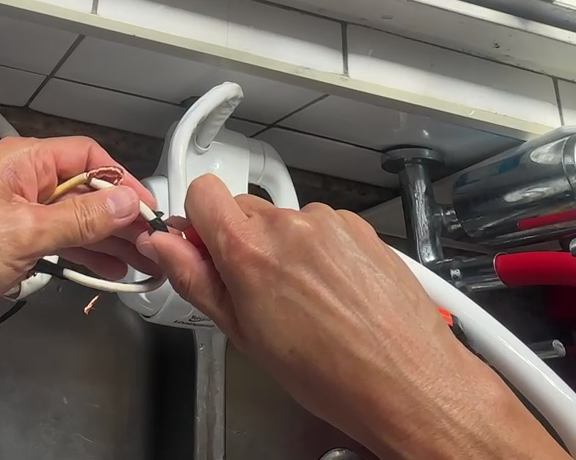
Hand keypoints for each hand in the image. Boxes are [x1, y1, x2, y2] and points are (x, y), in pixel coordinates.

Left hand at [0, 136, 155, 341]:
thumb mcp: (25, 234)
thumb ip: (80, 219)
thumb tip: (126, 201)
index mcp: (24, 161)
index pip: (87, 157)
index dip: (120, 182)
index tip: (146, 210)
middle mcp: (23, 181)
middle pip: (84, 190)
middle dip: (117, 216)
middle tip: (149, 244)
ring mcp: (17, 213)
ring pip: (73, 220)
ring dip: (104, 240)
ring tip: (139, 263)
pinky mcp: (11, 243)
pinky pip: (57, 243)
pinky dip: (81, 256)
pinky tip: (107, 273)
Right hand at [140, 175, 565, 459]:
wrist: (413, 384)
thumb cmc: (333, 376)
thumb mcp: (246, 337)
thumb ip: (196, 280)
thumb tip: (162, 245)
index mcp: (250, 251)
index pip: (202, 192)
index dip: (199, 219)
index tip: (206, 246)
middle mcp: (287, 225)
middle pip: (242, 208)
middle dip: (241, 239)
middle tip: (259, 289)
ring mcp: (326, 222)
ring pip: (282, 219)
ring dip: (284, 247)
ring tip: (306, 298)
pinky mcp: (357, 225)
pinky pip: (320, 225)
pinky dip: (319, 249)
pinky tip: (334, 291)